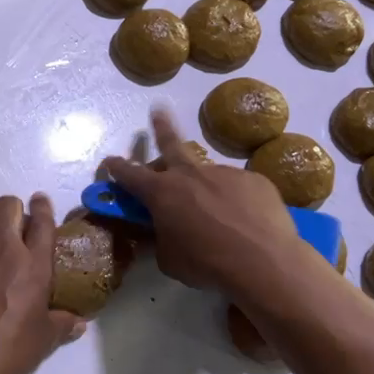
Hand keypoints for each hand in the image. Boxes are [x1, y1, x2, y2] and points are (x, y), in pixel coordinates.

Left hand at [0, 193, 83, 373]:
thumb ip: (62, 324)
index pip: (42, 221)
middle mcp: (4, 249)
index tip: (39, 202)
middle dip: (10, 210)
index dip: (41, 207)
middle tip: (9, 225)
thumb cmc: (9, 350)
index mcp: (34, 264)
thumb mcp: (45, 339)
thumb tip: (79, 323)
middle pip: (7, 205)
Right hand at [98, 106, 311, 298]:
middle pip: (171, 142)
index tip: (110, 161)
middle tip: (159, 109)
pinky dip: (236, 201)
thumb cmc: (206, 264)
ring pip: (208, 175)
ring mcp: (225, 173)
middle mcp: (190, 174)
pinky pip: (238, 189)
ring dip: (206, 187)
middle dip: (161, 126)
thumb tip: (160, 232)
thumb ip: (159, 239)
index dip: (117, 167)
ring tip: (217, 212)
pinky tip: (245, 221)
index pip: (130, 174)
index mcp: (161, 193)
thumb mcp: (169, 258)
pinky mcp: (255, 180)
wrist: (264, 263)